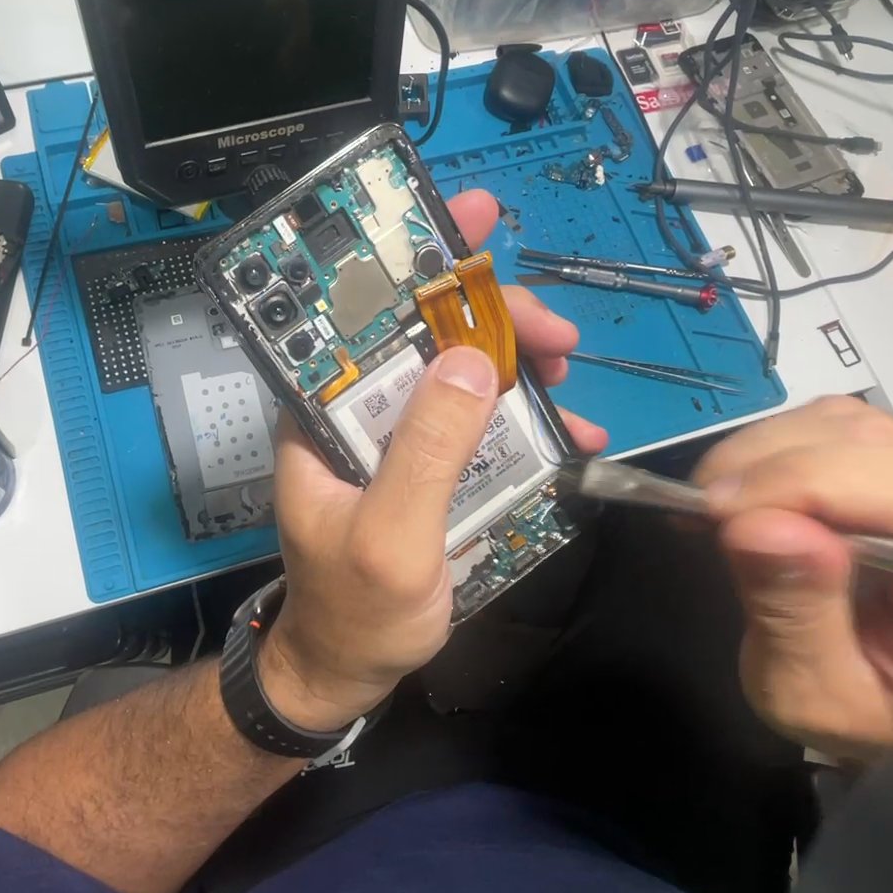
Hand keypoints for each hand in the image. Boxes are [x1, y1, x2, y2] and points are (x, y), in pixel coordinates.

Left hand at [260, 190, 609, 731]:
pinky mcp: (426, 465)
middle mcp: (355, 415)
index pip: (358, 317)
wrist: (350, 671)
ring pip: (456, 372)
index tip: (468, 221)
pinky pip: (477, 422)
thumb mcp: (390, 538)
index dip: (409, 260)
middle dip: (489, 318)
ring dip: (514, 363)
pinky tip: (570, 430)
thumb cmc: (355, 612)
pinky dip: (523, 417)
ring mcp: (394, 438)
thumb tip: (469, 359)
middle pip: (421, 335)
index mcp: (321, 418)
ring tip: (565, 375)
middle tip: (553, 335)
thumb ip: (426, 453)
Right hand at [695, 396, 892, 759]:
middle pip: (884, 444)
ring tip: (717, 506)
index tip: (719, 511)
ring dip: (765, 453)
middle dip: (774, 466)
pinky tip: (745, 493)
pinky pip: (839, 429)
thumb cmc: (872, 723)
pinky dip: (774, 449)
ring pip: (855, 425)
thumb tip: (757, 524)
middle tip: (699, 511)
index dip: (815, 483)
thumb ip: (794, 618)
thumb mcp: (816, 698)